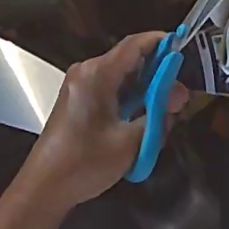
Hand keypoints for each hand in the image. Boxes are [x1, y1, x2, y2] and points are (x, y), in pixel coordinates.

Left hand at [15, 33, 188, 211]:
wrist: (44, 186)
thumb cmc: (85, 162)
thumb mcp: (130, 141)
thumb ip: (158, 113)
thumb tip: (181, 93)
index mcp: (97, 73)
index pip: (135, 44)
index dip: (161, 42)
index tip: (184, 47)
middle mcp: (87, 70)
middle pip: (128, 58)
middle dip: (156, 71)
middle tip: (179, 91)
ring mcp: (80, 83)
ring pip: (121, 74)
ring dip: (143, 86)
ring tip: (165, 107)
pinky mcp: (78, 97)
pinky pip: (110, 86)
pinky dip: (129, 95)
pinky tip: (142, 115)